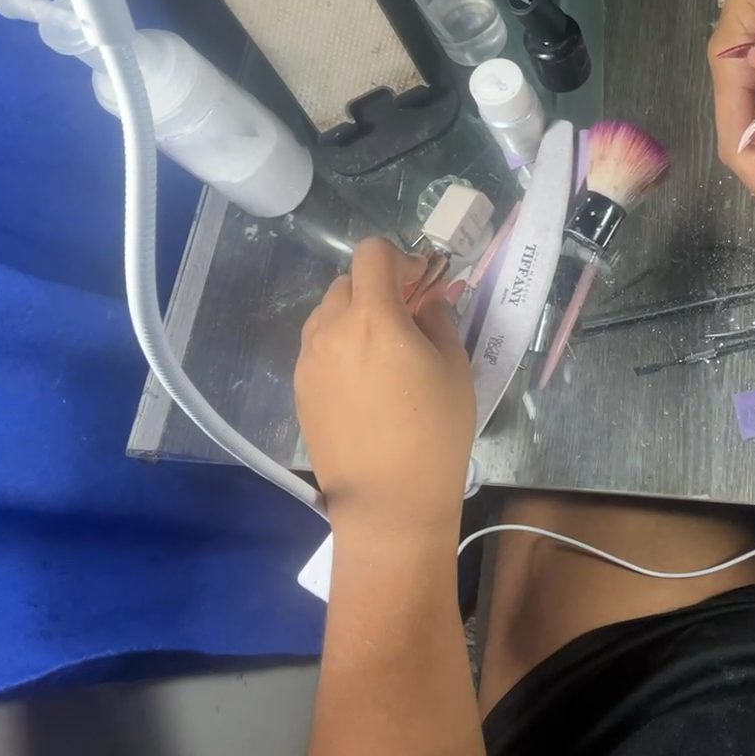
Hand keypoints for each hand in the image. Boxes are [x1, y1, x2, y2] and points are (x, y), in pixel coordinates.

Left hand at [295, 238, 475, 535]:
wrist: (389, 501)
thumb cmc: (435, 430)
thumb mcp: (454, 368)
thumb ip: (439, 320)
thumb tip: (428, 300)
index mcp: (374, 318)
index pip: (374, 255)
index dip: (403, 259)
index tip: (425, 283)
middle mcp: (331, 330)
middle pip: (350, 281)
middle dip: (382, 287)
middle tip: (412, 315)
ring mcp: (309, 360)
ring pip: (329, 312)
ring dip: (359, 313)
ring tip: (389, 348)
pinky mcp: (300, 388)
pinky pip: (320, 345)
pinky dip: (343, 342)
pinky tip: (369, 378)